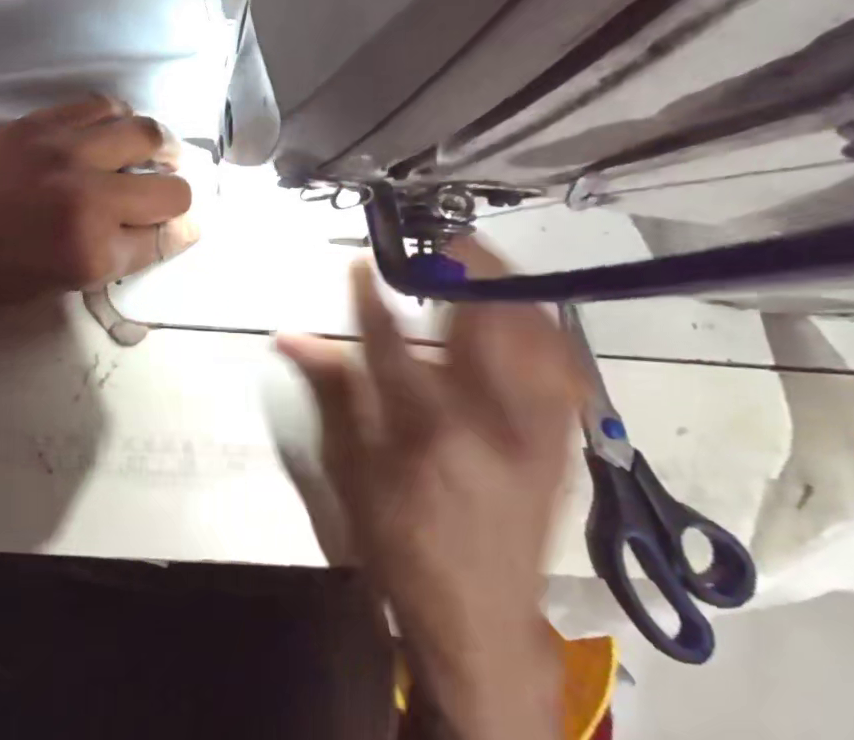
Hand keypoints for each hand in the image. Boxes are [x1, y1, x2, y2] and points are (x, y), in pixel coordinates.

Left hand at [0, 95, 198, 308]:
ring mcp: (65, 154)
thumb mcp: (63, 281)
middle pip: (171, 189)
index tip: (183, 226)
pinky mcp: (42, 124)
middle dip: (178, 195)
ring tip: (153, 152)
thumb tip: (165, 228)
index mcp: (92, 253)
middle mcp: (88, 200)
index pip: (166, 238)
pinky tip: (111, 130)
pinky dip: (118, 118)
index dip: (181, 233)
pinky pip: (102, 105)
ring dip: (158, 147)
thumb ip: (119, 255)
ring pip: (146, 133)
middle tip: (166, 190)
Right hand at [276, 242, 582, 739]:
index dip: (370, 294)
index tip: (361, 261)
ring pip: (533, 331)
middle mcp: (488, 418)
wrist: (479, 611)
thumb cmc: (401, 541)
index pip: (390, 339)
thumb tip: (290, 336)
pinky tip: (524, 313)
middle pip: (484, 319)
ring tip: (480, 264)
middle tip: (439, 241)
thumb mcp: (351, 471)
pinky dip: (541, 326)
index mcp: (424, 429)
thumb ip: (330, 392)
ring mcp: (536, 426)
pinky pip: (562, 363)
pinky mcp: (562, 437)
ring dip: (507, 287)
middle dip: (463, 266)